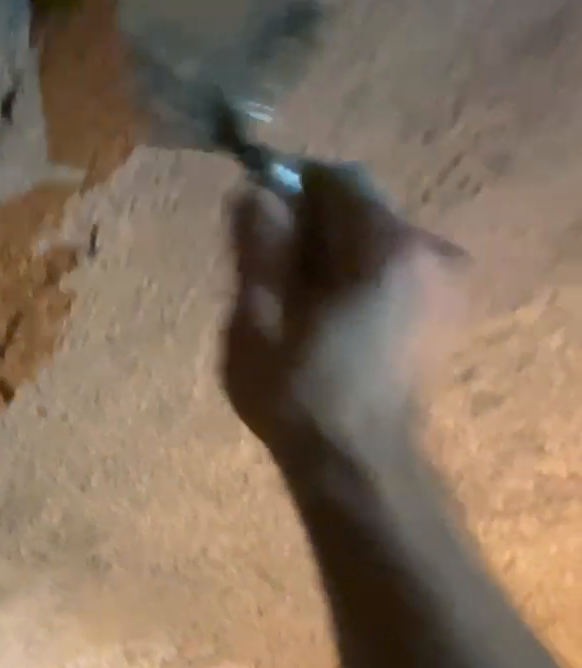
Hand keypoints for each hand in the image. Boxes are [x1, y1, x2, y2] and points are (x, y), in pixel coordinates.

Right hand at [223, 162, 462, 462]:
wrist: (354, 455)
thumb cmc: (293, 391)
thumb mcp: (256, 320)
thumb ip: (260, 251)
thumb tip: (254, 192)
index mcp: (384, 249)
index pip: (339, 181)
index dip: (291, 187)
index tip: (252, 219)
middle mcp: (431, 249)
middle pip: (360, 211)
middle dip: (307, 231)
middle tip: (262, 280)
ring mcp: (446, 278)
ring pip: (373, 241)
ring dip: (327, 258)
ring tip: (289, 309)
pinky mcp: (445, 305)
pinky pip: (391, 269)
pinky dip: (352, 279)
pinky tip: (323, 322)